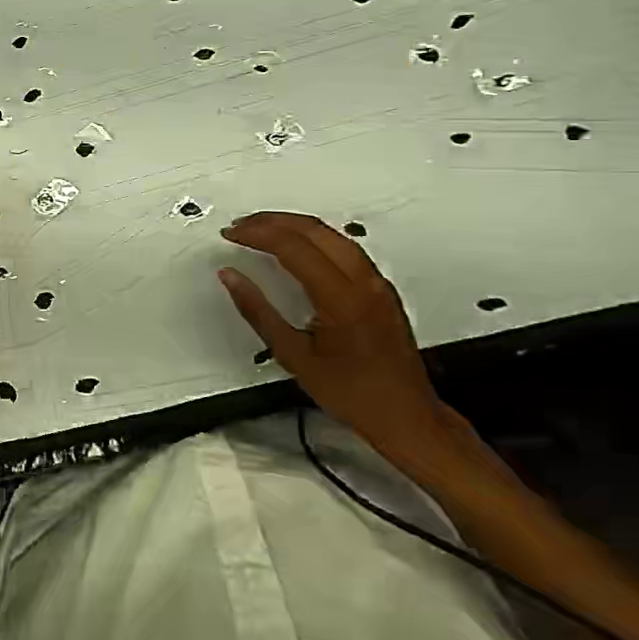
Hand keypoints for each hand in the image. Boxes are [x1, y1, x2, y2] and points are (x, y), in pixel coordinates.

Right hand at [218, 211, 448, 457]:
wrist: (408, 418)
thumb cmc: (354, 394)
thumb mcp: (293, 356)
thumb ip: (257, 311)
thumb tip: (230, 277)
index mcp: (342, 299)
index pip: (292, 247)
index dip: (256, 234)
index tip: (231, 234)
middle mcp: (365, 284)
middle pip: (314, 230)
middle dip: (272, 221)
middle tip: (241, 225)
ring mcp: (377, 284)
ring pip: (333, 233)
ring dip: (294, 225)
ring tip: (262, 228)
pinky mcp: (382, 289)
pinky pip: (346, 246)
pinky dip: (314, 236)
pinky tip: (296, 243)